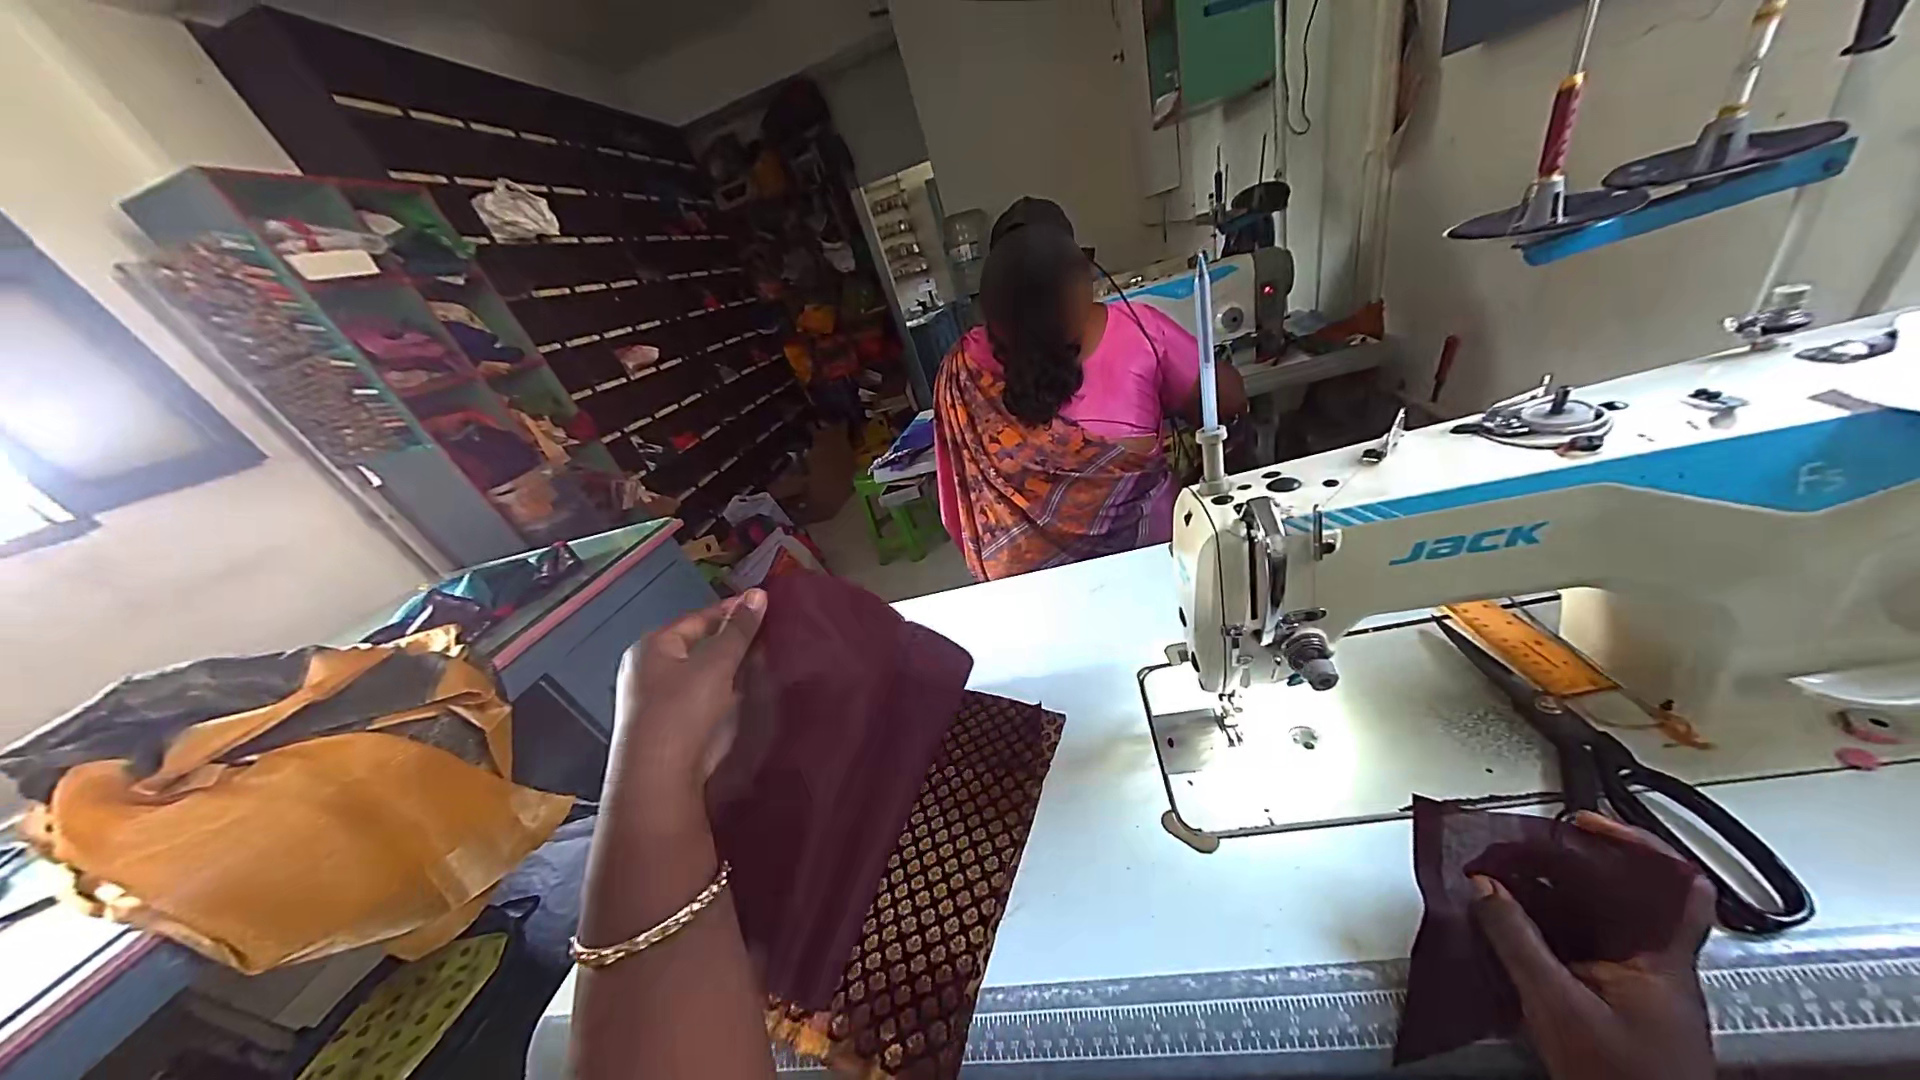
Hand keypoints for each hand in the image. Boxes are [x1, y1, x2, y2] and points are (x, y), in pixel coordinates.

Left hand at [612, 589, 767, 808]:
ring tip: (769, 658)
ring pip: (705, 672)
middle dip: (734, 640)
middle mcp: (651, 668)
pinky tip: (752, 689)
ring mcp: (660, 698)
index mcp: (653, 646)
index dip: (732, 611)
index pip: (698, 618)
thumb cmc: (684, 709)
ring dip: (733, 667)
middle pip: (700, 644)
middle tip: (772, 633)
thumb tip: (759, 593)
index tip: (765, 607)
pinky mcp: (674, 724)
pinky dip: (728, 689)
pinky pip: (706, 695)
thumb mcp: (717, 663)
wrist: (661, 777)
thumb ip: (740, 629)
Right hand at [1471, 812, 1717, 1079]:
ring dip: (1556, 891)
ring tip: (1511, 875)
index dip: (1636, 845)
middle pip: (1626, 893)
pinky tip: (1515, 919)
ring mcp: (1638, 983)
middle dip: (1574, 862)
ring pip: (1600, 916)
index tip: (1586, 822)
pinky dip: (1549, 920)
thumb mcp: (1556, 1004)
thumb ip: (1516, 940)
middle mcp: (1656, 966)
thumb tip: (1483, 886)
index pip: (1676, 887)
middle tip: (1529, 845)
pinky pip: (1583, 939)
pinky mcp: (1616, 996)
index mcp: (1661, 962)